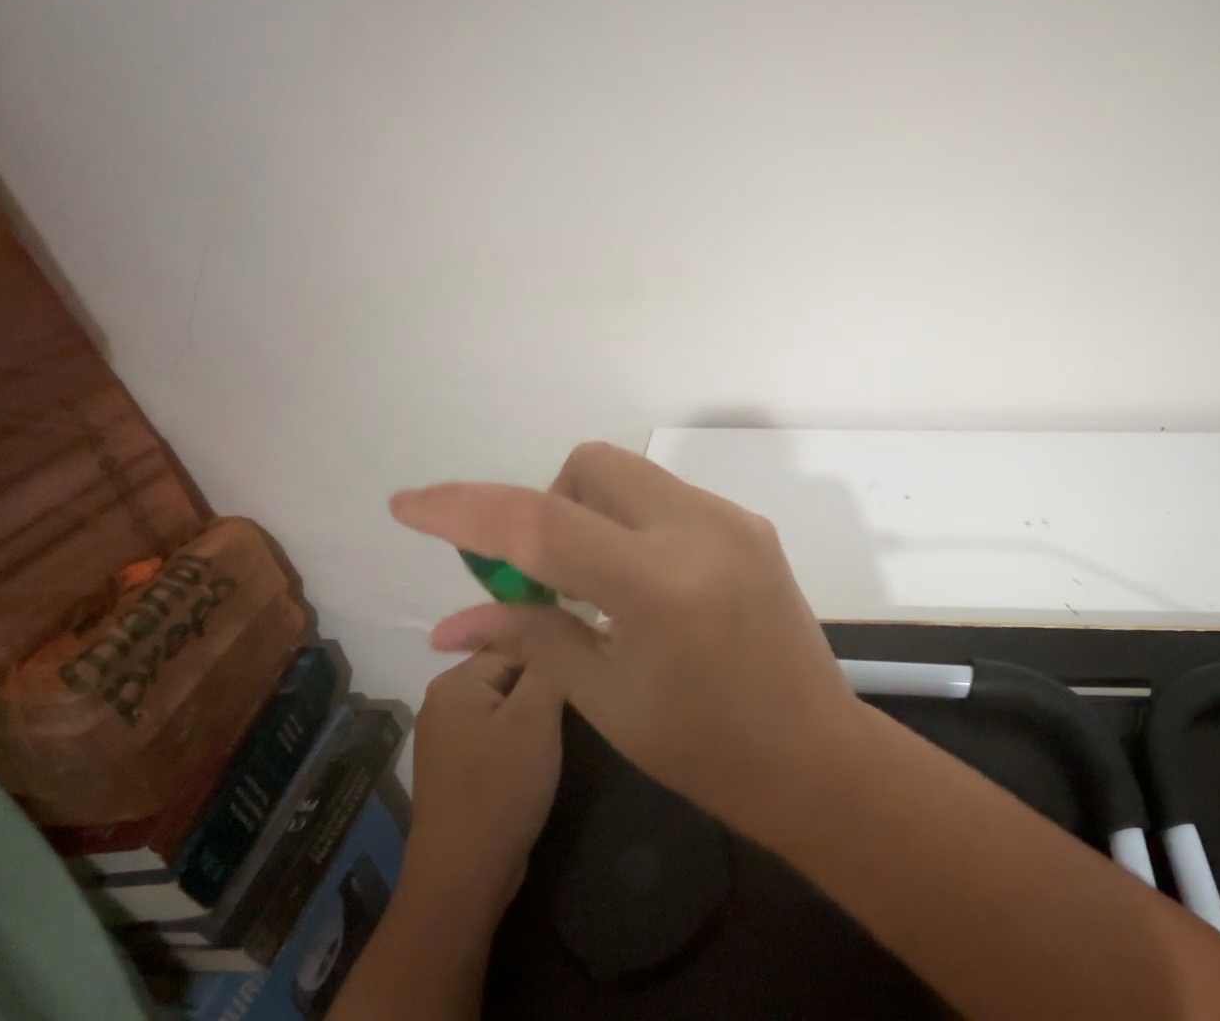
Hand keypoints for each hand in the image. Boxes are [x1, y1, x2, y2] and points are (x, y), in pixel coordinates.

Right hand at [389, 442, 864, 834]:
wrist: (811, 753)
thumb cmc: (703, 747)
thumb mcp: (604, 697)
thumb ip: (531, 636)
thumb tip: (449, 623)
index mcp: (659, 583)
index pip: (542, 522)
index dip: (465, 509)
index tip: (408, 505)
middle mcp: (703, 530)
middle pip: (593, 466)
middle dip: (546, 505)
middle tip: (541, 576)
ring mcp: (736, 522)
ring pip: (636, 477)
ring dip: (592, 513)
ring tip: (593, 588)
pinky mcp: (754, 528)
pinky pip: (672, 500)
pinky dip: (635, 525)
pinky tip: (641, 585)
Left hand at [403, 649, 563, 921]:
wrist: (466, 872)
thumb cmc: (501, 787)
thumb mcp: (536, 717)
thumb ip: (551, 664)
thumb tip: (565, 625)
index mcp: (455, 682)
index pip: (516, 640)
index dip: (557, 650)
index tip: (591, 667)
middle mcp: (445, 702)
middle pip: (513, 668)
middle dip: (550, 681)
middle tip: (587, 696)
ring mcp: (452, 736)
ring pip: (512, 700)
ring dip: (542, 709)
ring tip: (576, 720)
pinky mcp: (464, 765)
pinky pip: (503, 729)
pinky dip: (528, 733)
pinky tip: (550, 748)